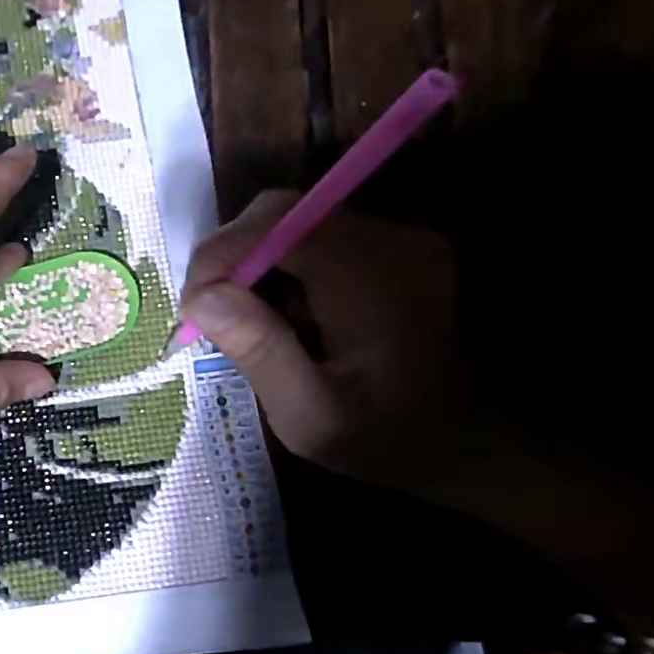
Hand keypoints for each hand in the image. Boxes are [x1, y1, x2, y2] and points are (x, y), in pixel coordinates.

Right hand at [178, 191, 480, 491]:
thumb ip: (259, 352)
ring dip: (252, 265)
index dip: (222, 254)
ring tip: (244, 323)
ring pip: (291, 222)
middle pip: (283, 212)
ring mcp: (396, 239)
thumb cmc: (384, 439)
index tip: (192, 308)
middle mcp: (393, 242)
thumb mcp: (309, 417)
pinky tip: (281, 317)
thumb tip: (200, 298)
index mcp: (377, 282)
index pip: (281, 226)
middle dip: (230, 258)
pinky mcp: (390, 246)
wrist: (461, 441)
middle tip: (208, 315)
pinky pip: (311, 238)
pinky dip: (278, 270)